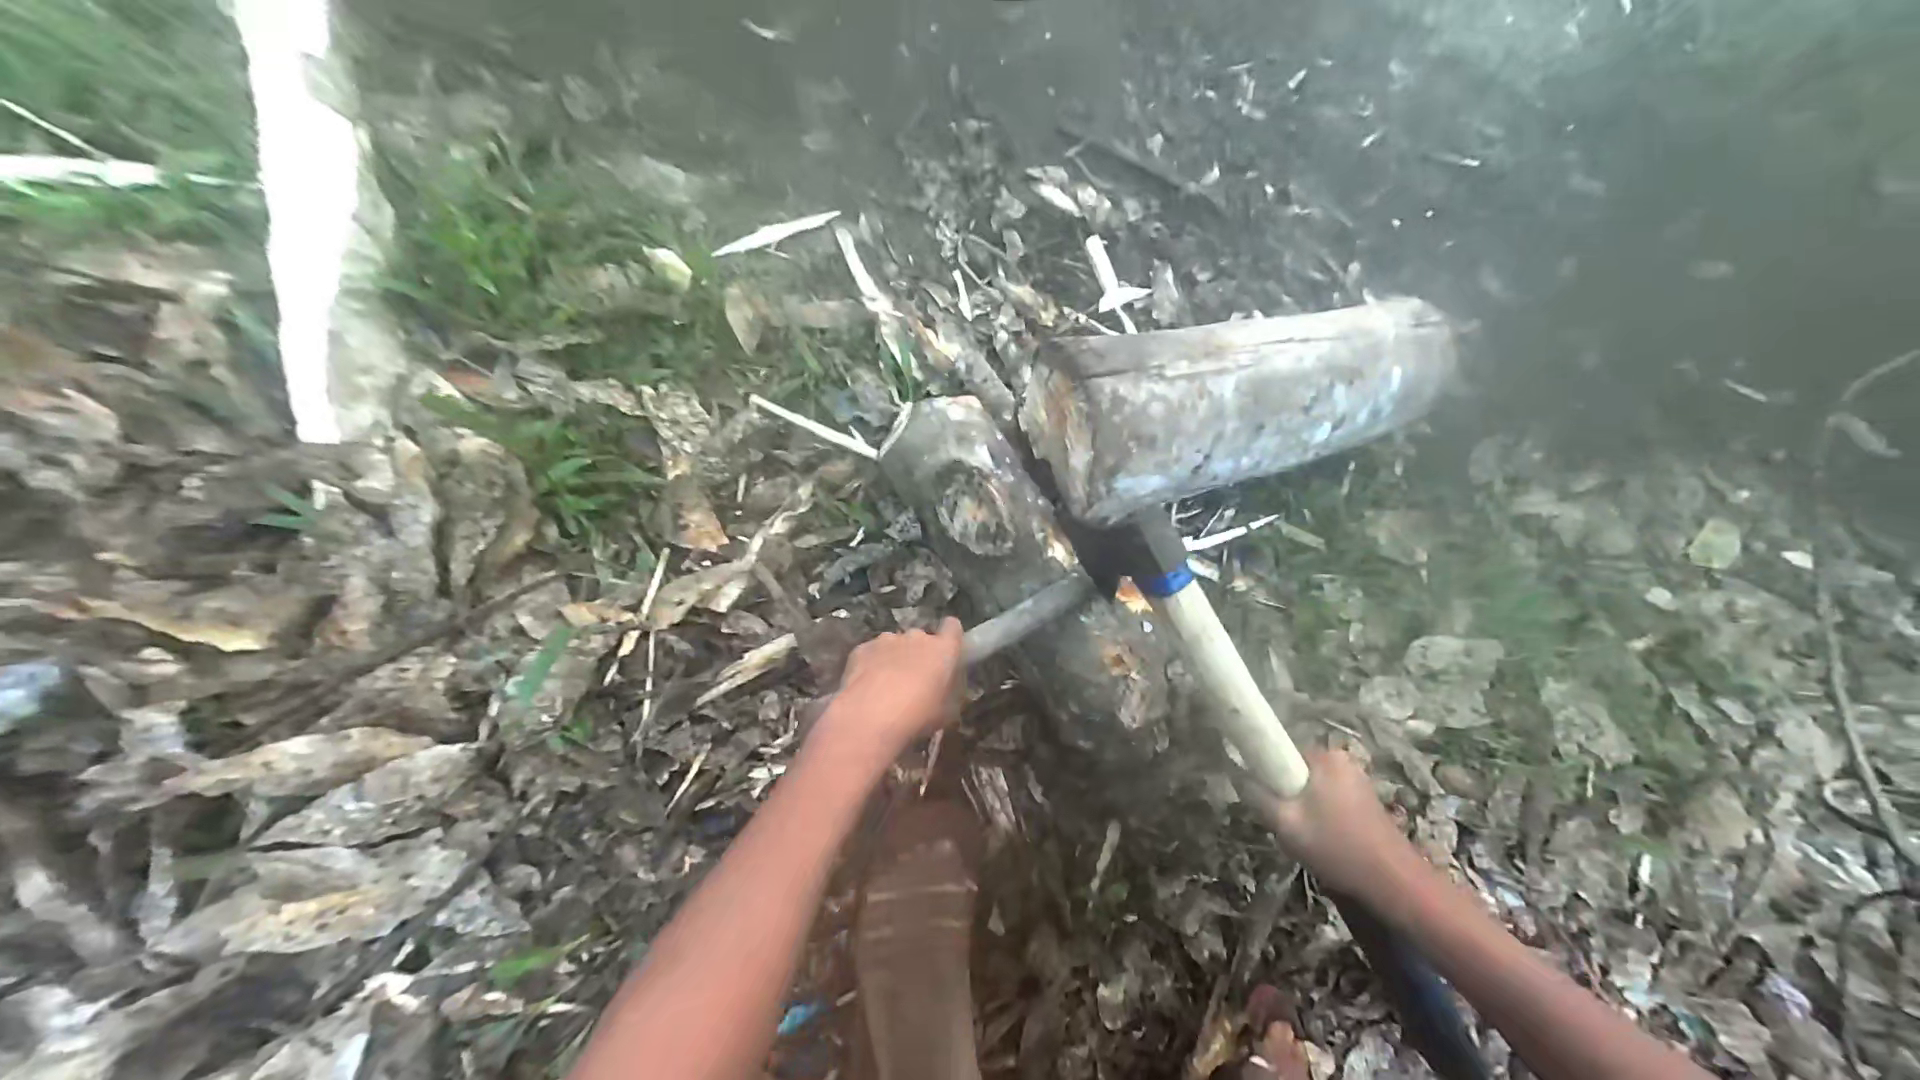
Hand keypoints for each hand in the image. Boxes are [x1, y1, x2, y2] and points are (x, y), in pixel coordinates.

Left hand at [814, 618, 963, 763]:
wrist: (871, 716)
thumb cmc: (918, 715)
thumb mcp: (947, 713)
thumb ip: (949, 694)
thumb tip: (944, 692)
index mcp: (943, 650)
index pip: (952, 627)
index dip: (950, 636)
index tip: (946, 651)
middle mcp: (916, 637)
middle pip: (921, 638)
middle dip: (918, 653)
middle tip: (915, 679)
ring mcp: (887, 640)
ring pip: (894, 644)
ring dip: (894, 658)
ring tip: (886, 685)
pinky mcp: (862, 648)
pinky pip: (872, 653)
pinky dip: (871, 664)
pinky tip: (867, 686)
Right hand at [1242, 747, 1418, 900]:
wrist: (1396, 885)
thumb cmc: (1337, 848)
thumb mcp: (1285, 823)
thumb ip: (1255, 793)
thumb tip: (1234, 771)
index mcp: (1324, 756)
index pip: (1278, 750)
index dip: (1263, 771)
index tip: (1261, 796)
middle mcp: (1341, 759)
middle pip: (1293, 768)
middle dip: (1283, 792)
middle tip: (1282, 822)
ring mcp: (1356, 778)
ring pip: (1310, 784)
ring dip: (1301, 805)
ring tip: (1303, 834)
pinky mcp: (1365, 798)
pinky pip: (1327, 795)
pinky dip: (1318, 812)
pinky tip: (1323, 839)